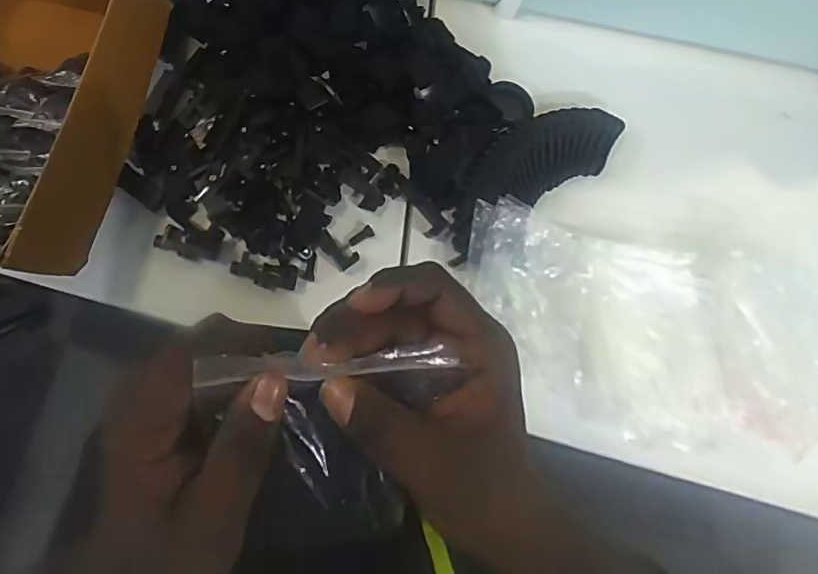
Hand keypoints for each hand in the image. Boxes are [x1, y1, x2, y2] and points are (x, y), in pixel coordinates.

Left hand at [53, 327, 286, 573]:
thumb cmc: (162, 560)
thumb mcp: (212, 520)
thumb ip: (241, 448)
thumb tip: (274, 378)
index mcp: (140, 410)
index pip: (194, 347)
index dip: (242, 340)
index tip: (289, 356)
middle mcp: (130, 389)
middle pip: (190, 345)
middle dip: (240, 353)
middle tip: (287, 377)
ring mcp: (131, 399)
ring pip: (188, 358)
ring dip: (230, 367)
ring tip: (273, 390)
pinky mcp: (138, 414)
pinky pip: (181, 380)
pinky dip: (214, 386)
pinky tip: (241, 411)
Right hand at [305, 262, 652, 572]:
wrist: (505, 530)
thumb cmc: (484, 493)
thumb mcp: (432, 463)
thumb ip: (382, 424)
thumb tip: (330, 387)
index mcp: (479, 343)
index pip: (435, 289)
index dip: (394, 287)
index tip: (357, 306)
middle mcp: (454, 336)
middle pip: (396, 303)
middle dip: (353, 319)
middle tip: (316, 348)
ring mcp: (432, 350)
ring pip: (380, 320)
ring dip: (345, 334)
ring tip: (312, 358)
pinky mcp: (413, 368)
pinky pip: (375, 345)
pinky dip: (349, 352)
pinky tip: (325, 367)